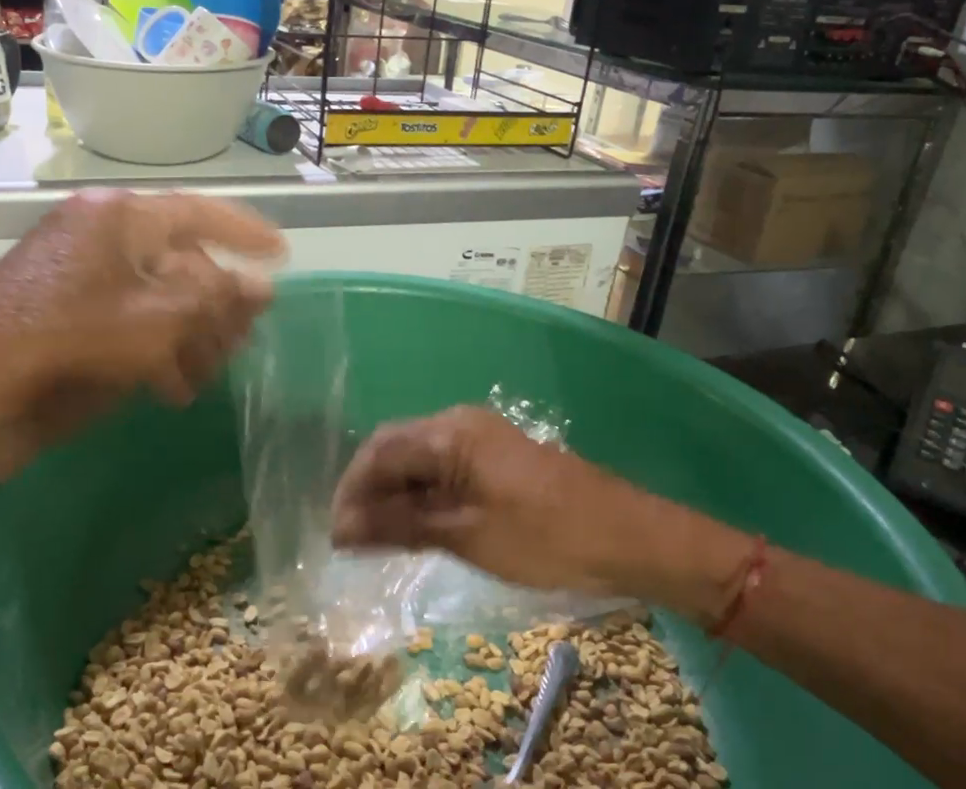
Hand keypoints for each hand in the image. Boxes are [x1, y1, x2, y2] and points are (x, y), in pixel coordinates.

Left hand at [0, 189, 283, 476]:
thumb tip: (263, 285)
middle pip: (180, 260)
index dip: (246, 233)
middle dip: (217, 305)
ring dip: (191, 336)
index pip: (199, 212)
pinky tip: (172, 389)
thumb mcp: (158, 319)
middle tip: (245, 341)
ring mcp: (77, 279)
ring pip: (156, 299)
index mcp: (118, 217)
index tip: (283, 255)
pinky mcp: (64, 321)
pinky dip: (157, 352)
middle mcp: (97, 237)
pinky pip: (129, 326)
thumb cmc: (70, 344)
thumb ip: (218, 296)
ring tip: (209, 375)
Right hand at [331, 406, 751, 614]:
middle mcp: (459, 423)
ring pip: (418, 462)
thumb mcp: (466, 535)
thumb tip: (341, 528)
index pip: (379, 451)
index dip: (350, 492)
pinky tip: (415, 530)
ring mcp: (481, 439)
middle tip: (351, 542)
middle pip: (395, 450)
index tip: (334, 536)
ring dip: (394, 498)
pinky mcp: (497, 459)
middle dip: (368, 493)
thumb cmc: (545, 538)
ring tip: (376, 542)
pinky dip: (422, 499)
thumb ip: (400, 525)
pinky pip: (443, 471)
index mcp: (449, 432)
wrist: (631, 539)